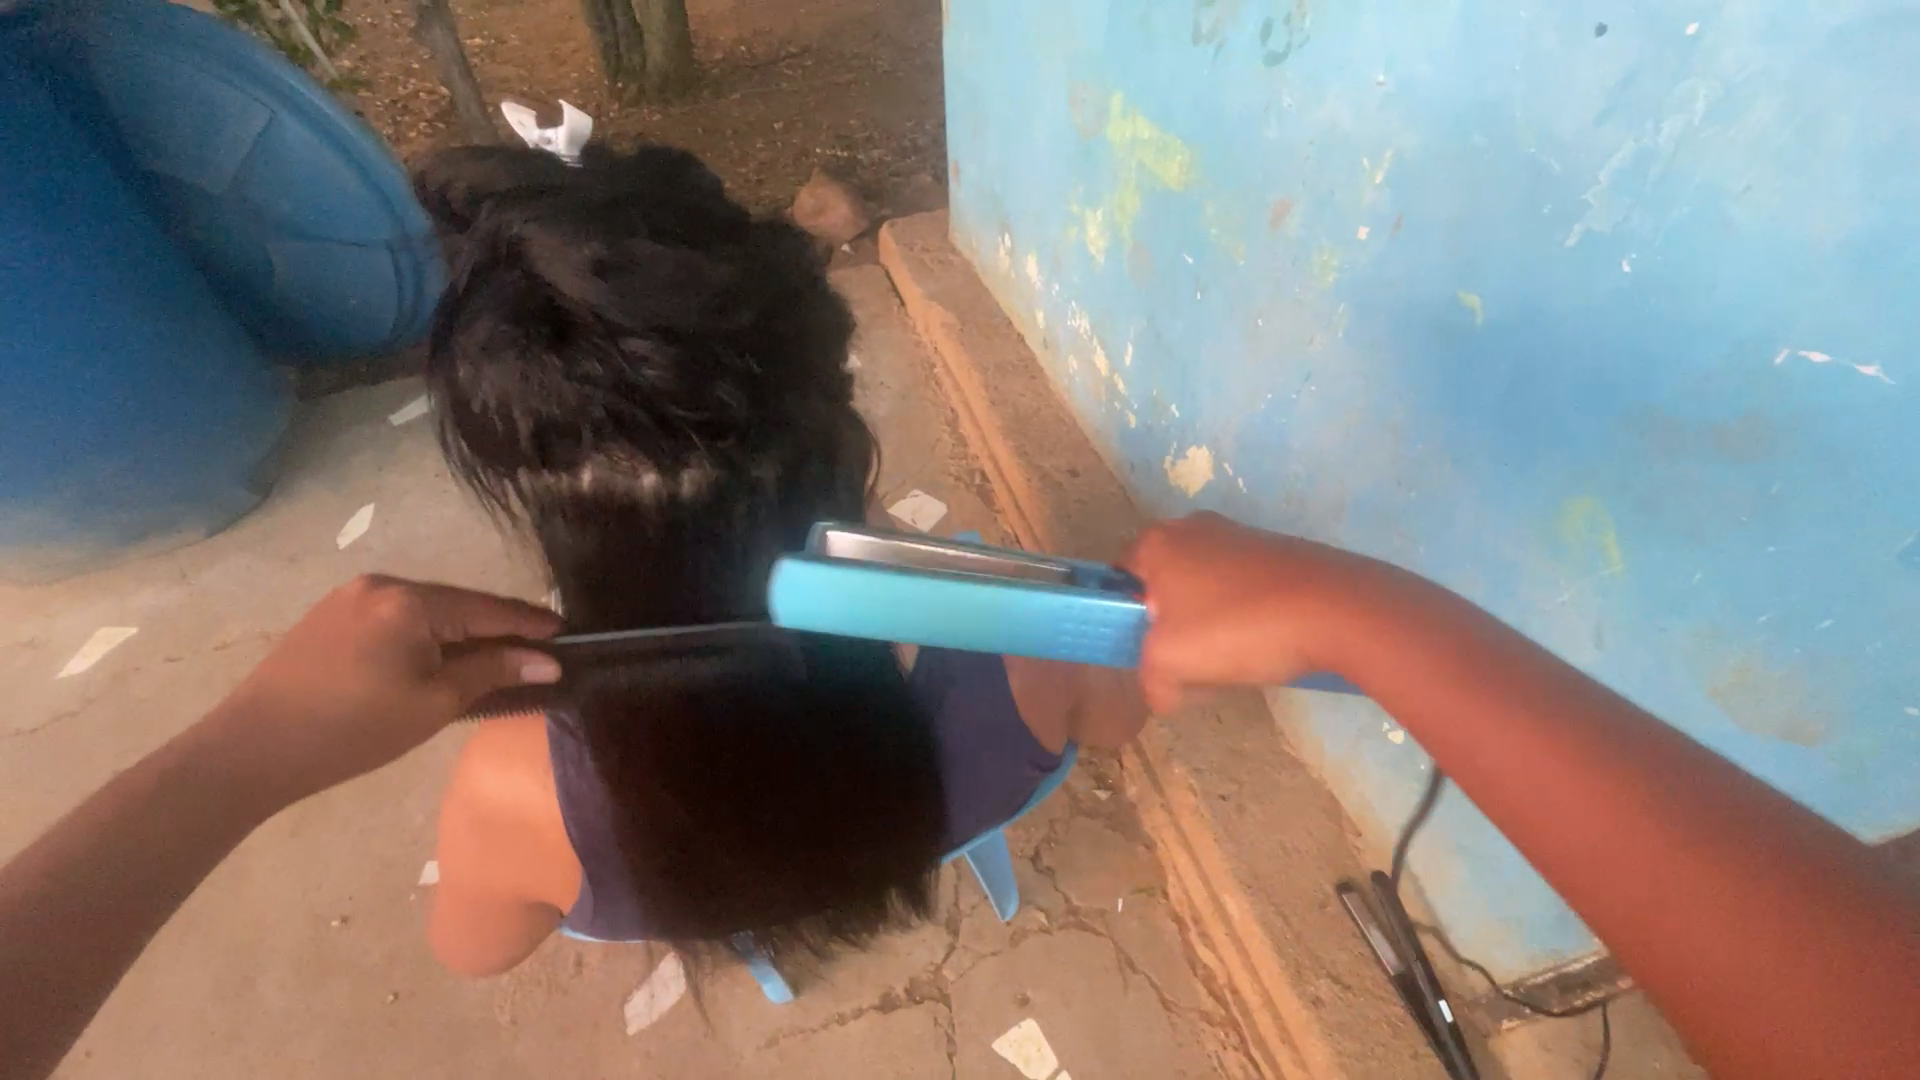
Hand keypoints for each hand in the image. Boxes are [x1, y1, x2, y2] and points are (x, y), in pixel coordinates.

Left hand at [200, 576, 562, 805]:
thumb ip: (496, 672)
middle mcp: (382, 585)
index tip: (566, 633)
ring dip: (462, 633)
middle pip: (459, 605)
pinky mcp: (330, 615)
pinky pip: (399, 617)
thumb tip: (549, 662)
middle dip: (497, 629)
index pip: (489, 609)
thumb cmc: (353, 729)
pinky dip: (427, 635)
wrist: (246, 753)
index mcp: (410, 601)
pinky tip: (439, 656)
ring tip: (491, 656)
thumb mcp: (437, 702)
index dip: (530, 623)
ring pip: (429, 611)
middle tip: (533, 650)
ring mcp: (351, 597)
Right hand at [1123, 513, 1382, 713]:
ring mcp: (1240, 534)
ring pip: (1205, 587)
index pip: (1121, 579)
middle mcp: (1194, 527)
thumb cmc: (1236, 627)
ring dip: (1209, 622)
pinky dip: (1245, 614)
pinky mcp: (1279, 549)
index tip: (1147, 648)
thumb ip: (1152, 682)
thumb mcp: (1170, 666)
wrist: (1336, 610)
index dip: (1128, 618)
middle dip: (1172, 622)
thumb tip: (1163, 693)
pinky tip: (1264, 643)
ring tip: (1231, 656)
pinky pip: (1243, 586)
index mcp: (1158, 542)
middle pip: (1165, 584)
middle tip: (1186, 657)